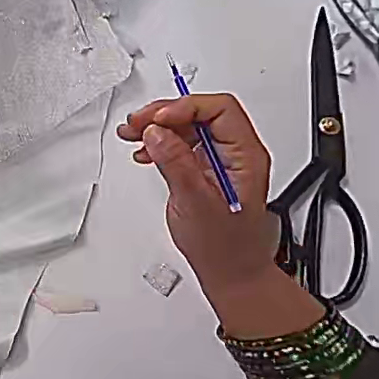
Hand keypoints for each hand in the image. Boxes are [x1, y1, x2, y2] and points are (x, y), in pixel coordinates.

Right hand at [118, 93, 279, 292]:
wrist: (230, 271)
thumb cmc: (224, 246)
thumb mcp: (195, 203)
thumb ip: (176, 163)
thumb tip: (156, 132)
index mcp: (245, 155)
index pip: (220, 110)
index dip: (186, 107)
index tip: (157, 119)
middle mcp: (236, 153)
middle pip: (201, 113)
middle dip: (165, 114)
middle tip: (137, 124)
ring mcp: (220, 160)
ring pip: (188, 127)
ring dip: (158, 127)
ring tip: (132, 134)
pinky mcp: (205, 169)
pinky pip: (182, 144)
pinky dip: (160, 143)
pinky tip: (144, 150)